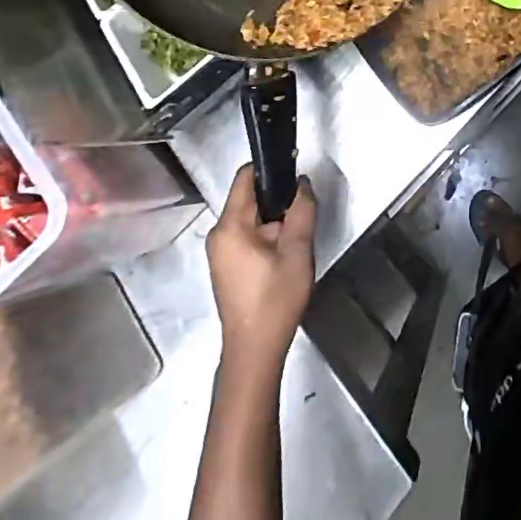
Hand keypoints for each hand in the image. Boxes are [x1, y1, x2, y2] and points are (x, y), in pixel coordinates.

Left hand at [206, 165, 316, 374]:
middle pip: (248, 199)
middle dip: (276, 202)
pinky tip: (283, 255)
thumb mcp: (297, 251)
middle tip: (302, 215)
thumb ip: (302, 211)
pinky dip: (265, 237)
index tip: (294, 172)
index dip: (270, 169)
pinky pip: (246, 237)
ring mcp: (219, 252)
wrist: (255, 349)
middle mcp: (218, 234)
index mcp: (230, 225)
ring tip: (296, 239)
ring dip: (273, 222)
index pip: (245, 178)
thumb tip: (302, 185)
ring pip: (250, 220)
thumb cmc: (275, 299)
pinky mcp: (225, 266)